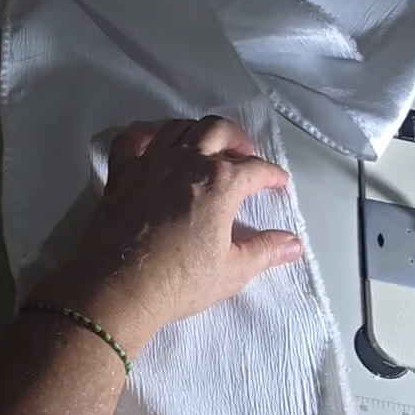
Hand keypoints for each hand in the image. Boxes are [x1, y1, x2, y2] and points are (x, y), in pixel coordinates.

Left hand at [41, 116, 303, 355]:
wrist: (118, 287)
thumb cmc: (181, 281)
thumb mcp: (233, 271)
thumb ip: (266, 251)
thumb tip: (295, 244)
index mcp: (220, 182)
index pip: (256, 169)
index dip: (272, 175)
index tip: (278, 183)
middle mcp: (187, 161)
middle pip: (218, 130)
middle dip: (238, 139)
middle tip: (244, 156)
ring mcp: (151, 162)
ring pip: (179, 127)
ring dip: (198, 132)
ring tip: (206, 148)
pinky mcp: (121, 173)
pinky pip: (132, 139)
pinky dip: (146, 136)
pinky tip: (154, 144)